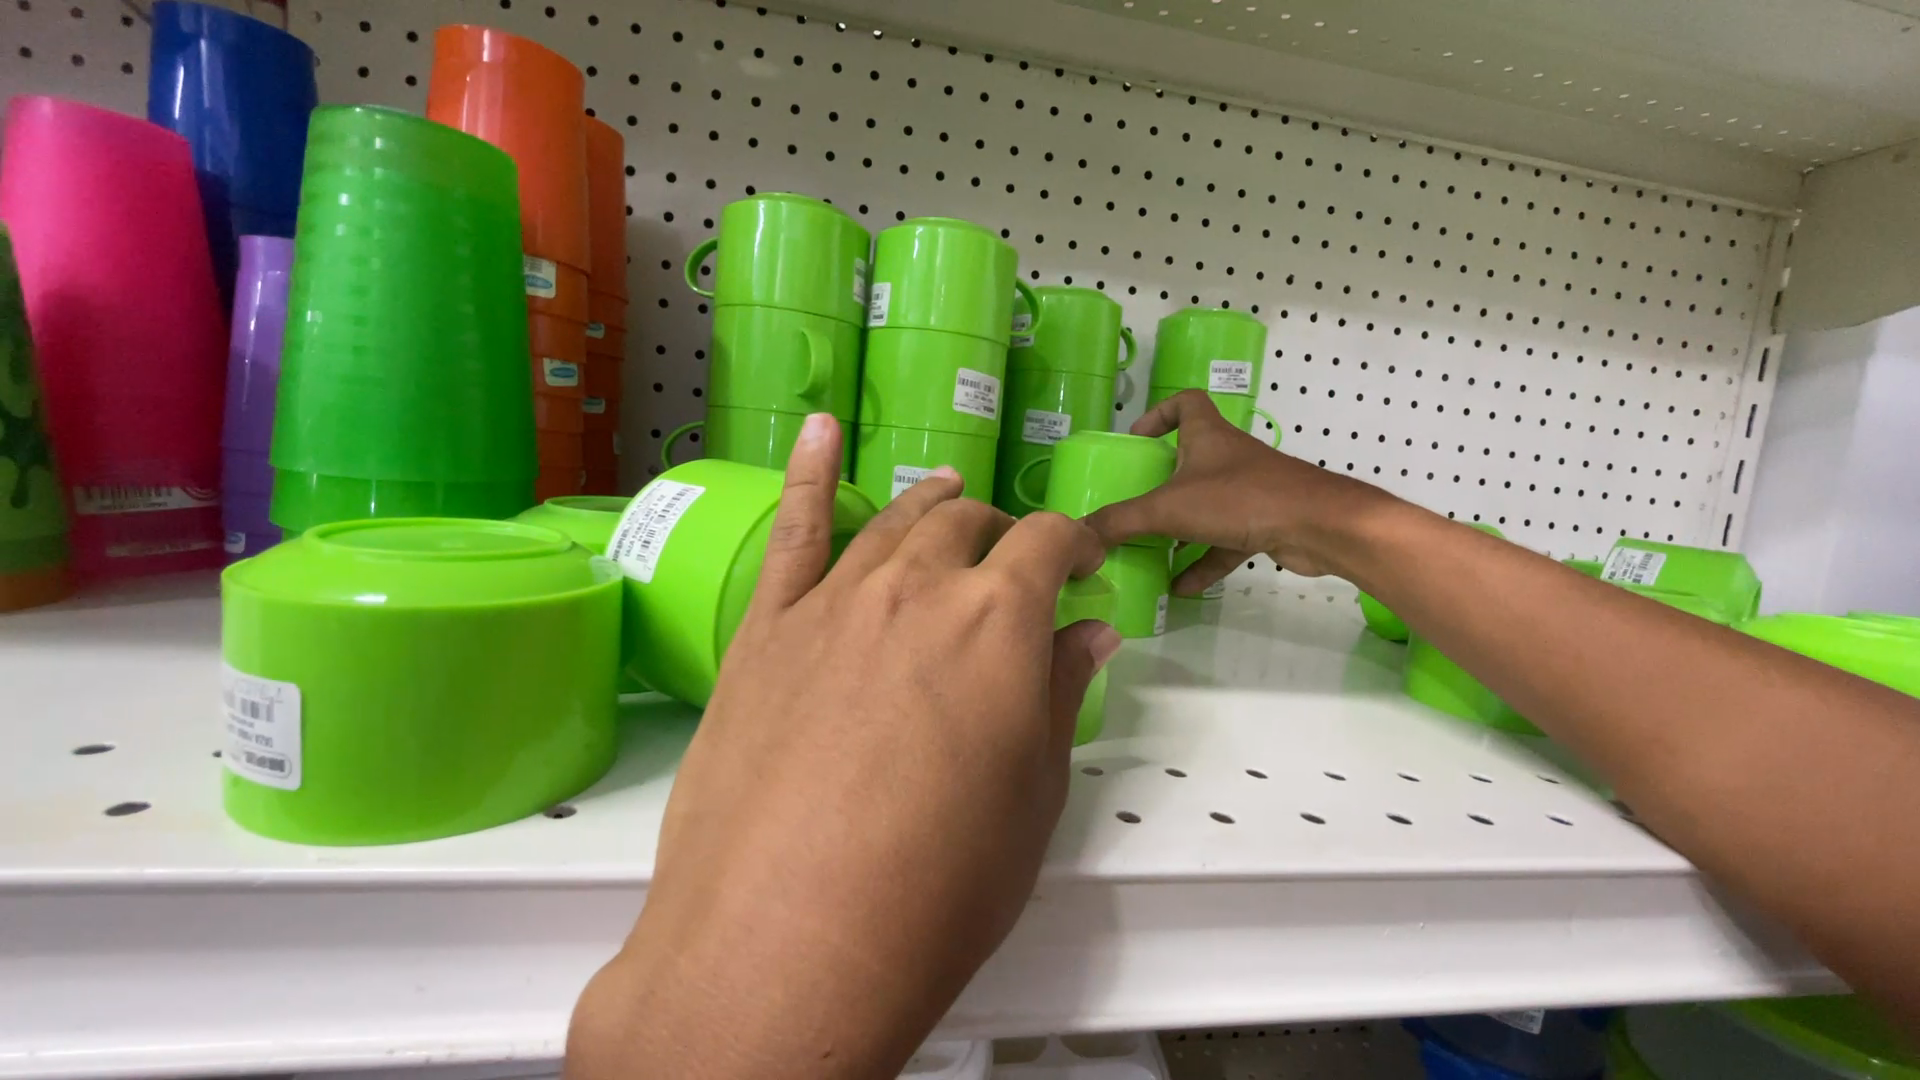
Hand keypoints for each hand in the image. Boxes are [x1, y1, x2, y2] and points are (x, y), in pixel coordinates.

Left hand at [568, 414, 1120, 1079]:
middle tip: (1012, 566)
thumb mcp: (1030, 796)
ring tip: (950, 496)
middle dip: (1002, 537)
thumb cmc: (933, 887)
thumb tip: (1089, 632)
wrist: (784, 944)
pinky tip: (819, 432)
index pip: (1048, 544)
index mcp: (998, 621)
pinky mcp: (766, 629)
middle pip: (969, 525)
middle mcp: (917, 588)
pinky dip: (809, 472)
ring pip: (894, 522)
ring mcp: (834, 601)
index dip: (1073, 547)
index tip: (1083, 565)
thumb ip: (1058, 692)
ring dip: (932, 506)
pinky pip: (793, 530)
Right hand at [1085, 390, 1394, 593]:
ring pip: (1206, 506)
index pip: (1186, 403)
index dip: (1160, 414)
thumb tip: (1080, 532)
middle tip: (1133, 504)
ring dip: (1180, 529)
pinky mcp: (1264, 523)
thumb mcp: (1169, 508)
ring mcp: (1249, 492)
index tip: (1137, 440)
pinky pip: (1224, 542)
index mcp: (1207, 437)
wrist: (1319, 526)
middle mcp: (1228, 458)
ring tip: (1150, 553)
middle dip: (1162, 483)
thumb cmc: (1240, 498)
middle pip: (1191, 460)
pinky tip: (1180, 589)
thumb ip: (1122, 520)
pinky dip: (1203, 562)